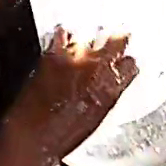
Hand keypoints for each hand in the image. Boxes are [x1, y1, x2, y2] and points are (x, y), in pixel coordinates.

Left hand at [4, 28, 138, 165]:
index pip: (131, 64)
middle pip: (118, 39)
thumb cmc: (65, 133)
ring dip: (87, 39)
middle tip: (112, 38)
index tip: (122, 63)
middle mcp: (99, 66)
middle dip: (116, 38)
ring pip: (90, 34)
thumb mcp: (97, 116)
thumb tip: (106, 85)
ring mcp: (76, 56)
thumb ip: (105, 94)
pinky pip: (62, 32)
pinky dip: (63, 35)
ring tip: (82, 42)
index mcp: (113, 87)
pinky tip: (61, 38)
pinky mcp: (53, 53)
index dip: (125, 63)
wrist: (34, 133)